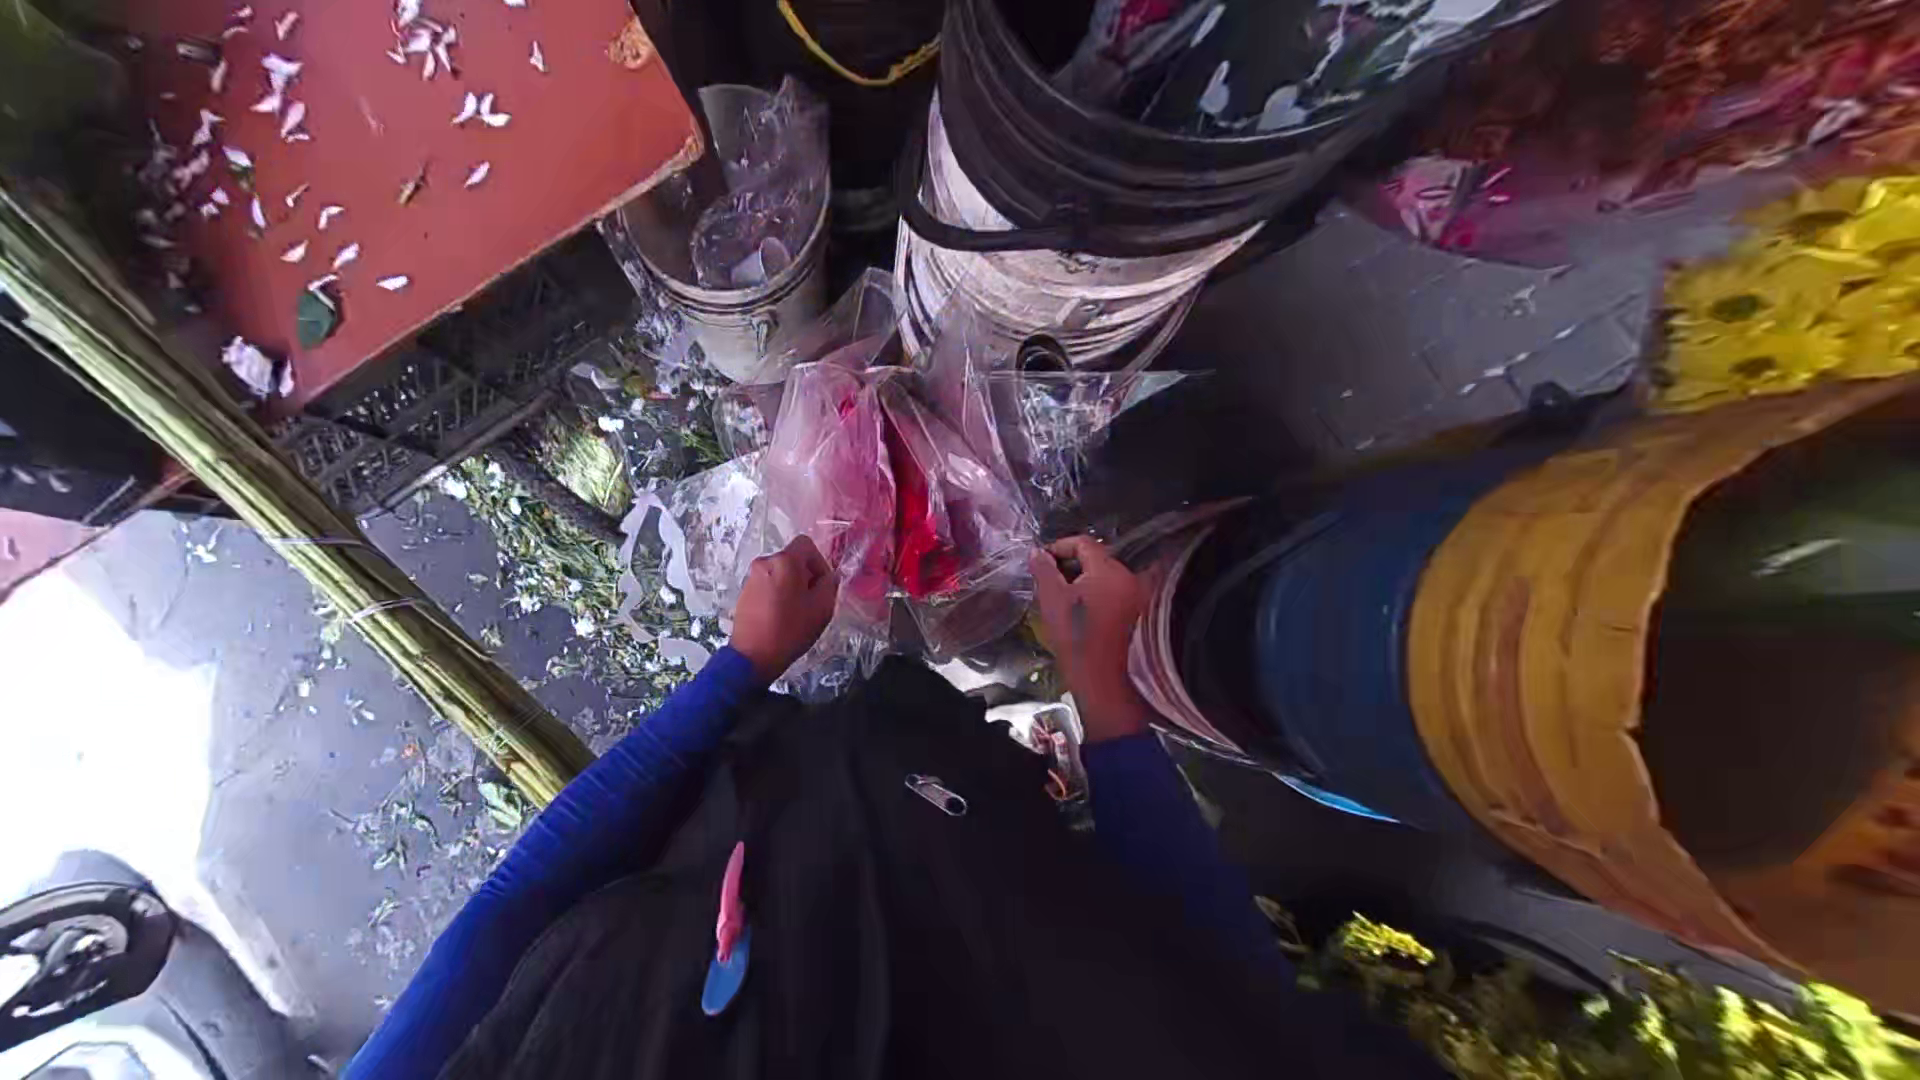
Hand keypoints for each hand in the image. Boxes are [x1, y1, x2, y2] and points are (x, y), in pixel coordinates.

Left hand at [729, 535, 838, 685]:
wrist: (753, 656)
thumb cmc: (791, 629)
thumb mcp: (822, 607)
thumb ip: (829, 585)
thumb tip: (827, 577)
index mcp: (785, 561)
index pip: (807, 544)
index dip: (819, 561)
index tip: (821, 585)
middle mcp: (765, 562)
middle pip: (793, 559)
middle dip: (806, 576)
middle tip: (812, 601)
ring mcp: (751, 577)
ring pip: (780, 573)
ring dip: (791, 586)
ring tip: (796, 611)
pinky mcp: (744, 592)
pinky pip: (768, 584)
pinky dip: (777, 594)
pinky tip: (780, 616)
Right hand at [1029, 535, 1152, 742]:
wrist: (1109, 686)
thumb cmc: (1078, 641)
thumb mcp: (1053, 603)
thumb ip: (1044, 572)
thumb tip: (1038, 553)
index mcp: (1108, 570)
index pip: (1083, 543)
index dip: (1059, 547)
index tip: (1043, 561)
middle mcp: (1130, 577)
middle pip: (1097, 559)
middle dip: (1072, 566)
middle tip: (1051, 582)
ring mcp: (1139, 596)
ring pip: (1107, 578)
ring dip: (1086, 583)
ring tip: (1065, 601)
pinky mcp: (1143, 615)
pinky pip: (1117, 595)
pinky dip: (1100, 597)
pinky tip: (1085, 615)